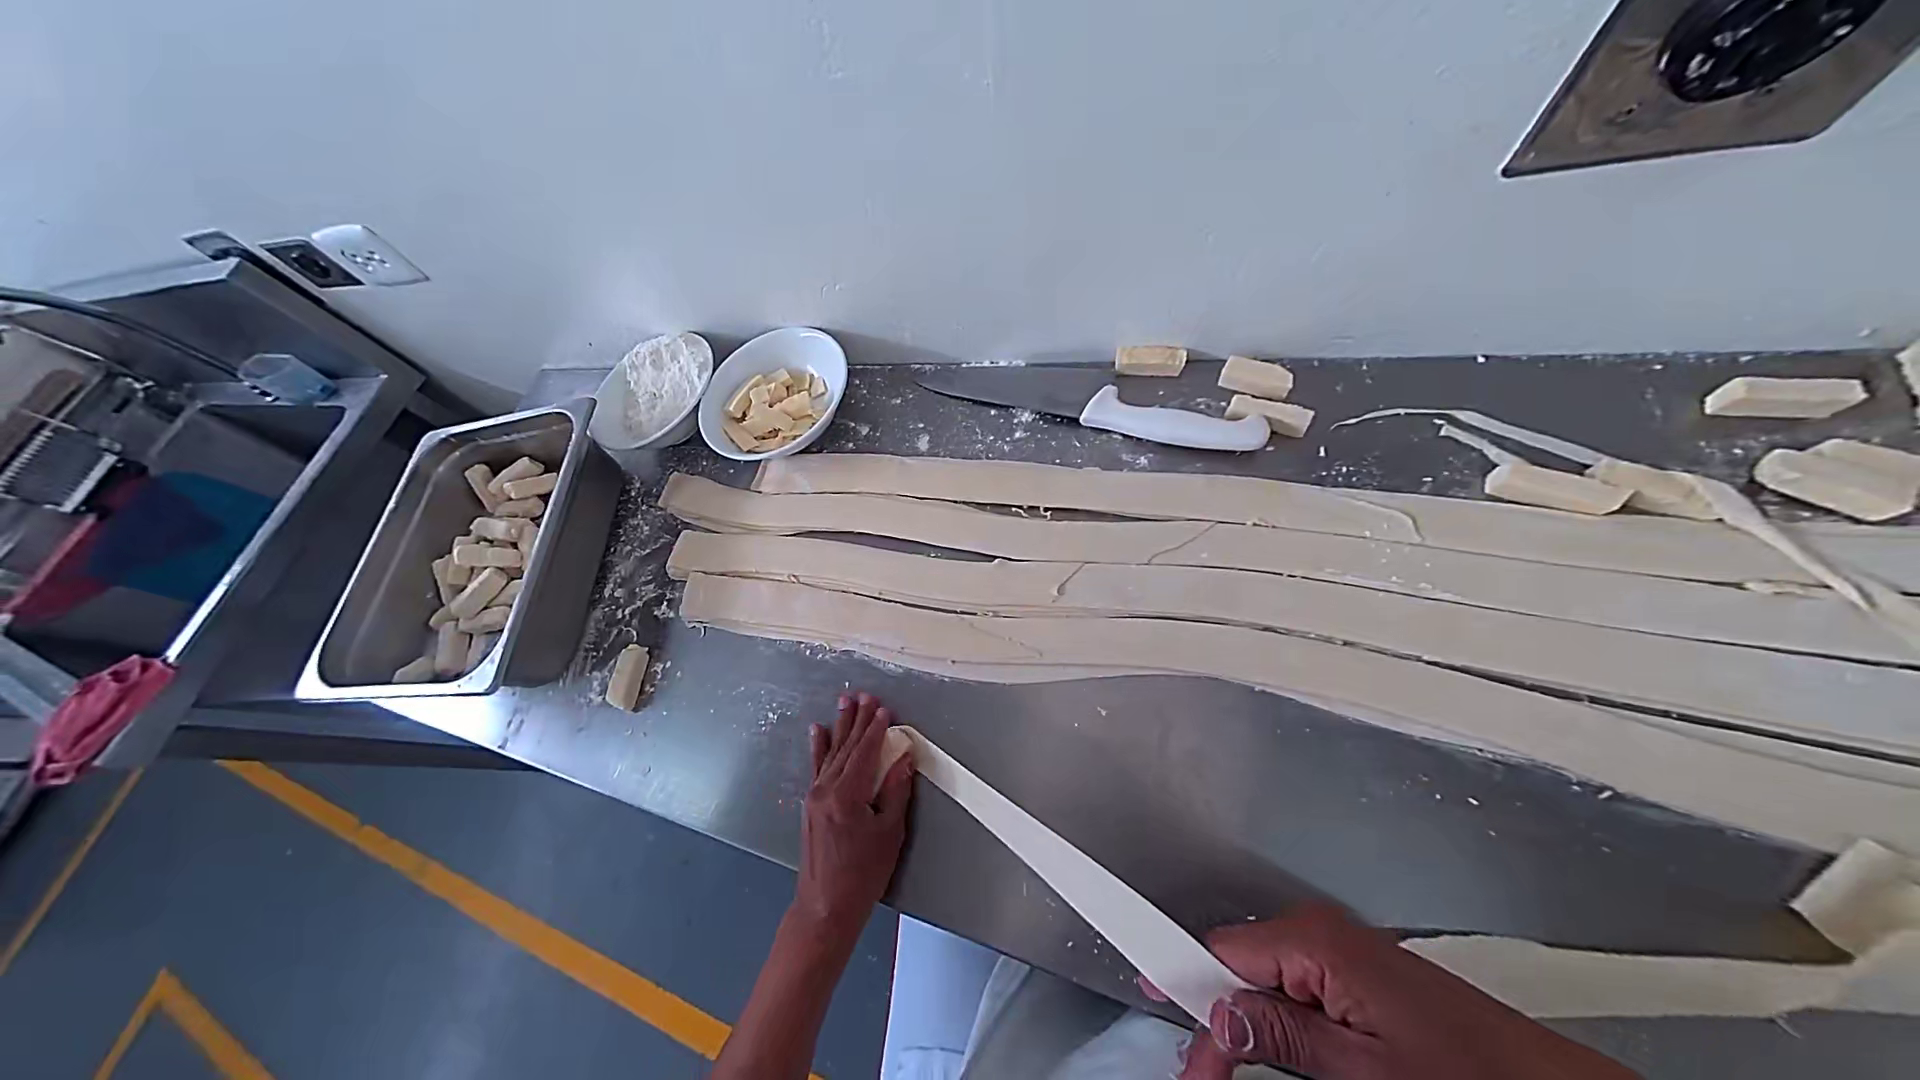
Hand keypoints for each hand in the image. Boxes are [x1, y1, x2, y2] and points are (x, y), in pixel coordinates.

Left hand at [793, 692, 914, 936]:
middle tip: (864, 695)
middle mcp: (826, 789)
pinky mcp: (810, 804)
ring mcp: (814, 795)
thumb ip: (896, 790)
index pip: (866, 752)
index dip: (877, 729)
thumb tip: (904, 757)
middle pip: (847, 746)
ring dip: (841, 726)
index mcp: (848, 795)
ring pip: (832, 753)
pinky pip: (816, 767)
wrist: (826, 906)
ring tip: (845, 702)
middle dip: (857, 720)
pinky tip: (818, 731)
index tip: (884, 709)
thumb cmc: (863, 874)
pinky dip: (819, 747)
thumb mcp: (890, 832)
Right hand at [1169, 904, 1638, 1079]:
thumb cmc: (1468, 1075)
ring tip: (1231, 1062)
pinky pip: (1290, 981)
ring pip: (1260, 974)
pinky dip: (1272, 1013)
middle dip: (1215, 1015)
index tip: (1171, 1030)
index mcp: (1316, 940)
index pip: (1222, 953)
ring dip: (1242, 1018)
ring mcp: (1337, 948)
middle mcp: (1321, 931)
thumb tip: (1219, 1015)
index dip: (1189, 993)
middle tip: (1203, 1070)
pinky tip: (1271, 1042)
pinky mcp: (1351, 967)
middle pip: (1236, 961)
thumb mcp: (1363, 1071)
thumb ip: (1283, 1034)